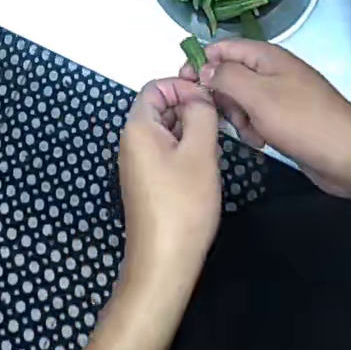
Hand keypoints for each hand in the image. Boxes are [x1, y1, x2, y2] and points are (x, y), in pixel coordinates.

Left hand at [117, 78, 222, 280]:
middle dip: (189, 108)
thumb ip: (201, 114)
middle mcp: (131, 139)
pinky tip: (204, 165)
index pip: (156, 87)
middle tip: (219, 122)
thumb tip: (199, 95)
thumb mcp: (199, 152)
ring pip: (165, 129)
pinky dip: (184, 149)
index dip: (182, 86)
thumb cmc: (182, 204)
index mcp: (137, 126)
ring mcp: (137, 161)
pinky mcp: (146, 180)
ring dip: (190, 130)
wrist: (164, 262)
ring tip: (215, 145)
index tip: (210, 98)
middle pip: (159, 107)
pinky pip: (164, 150)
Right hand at [183, 40, 350, 196]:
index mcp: (265, 55)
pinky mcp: (286, 118)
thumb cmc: (304, 122)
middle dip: (221, 95)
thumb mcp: (258, 95)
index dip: (200, 62)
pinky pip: (256, 116)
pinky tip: (261, 142)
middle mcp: (271, 70)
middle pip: (228, 73)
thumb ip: (225, 76)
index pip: (221, 47)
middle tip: (223, 116)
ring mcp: (280, 94)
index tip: (184, 84)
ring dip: (237, 116)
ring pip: (240, 98)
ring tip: (250, 132)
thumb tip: (204, 68)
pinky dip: (253, 128)